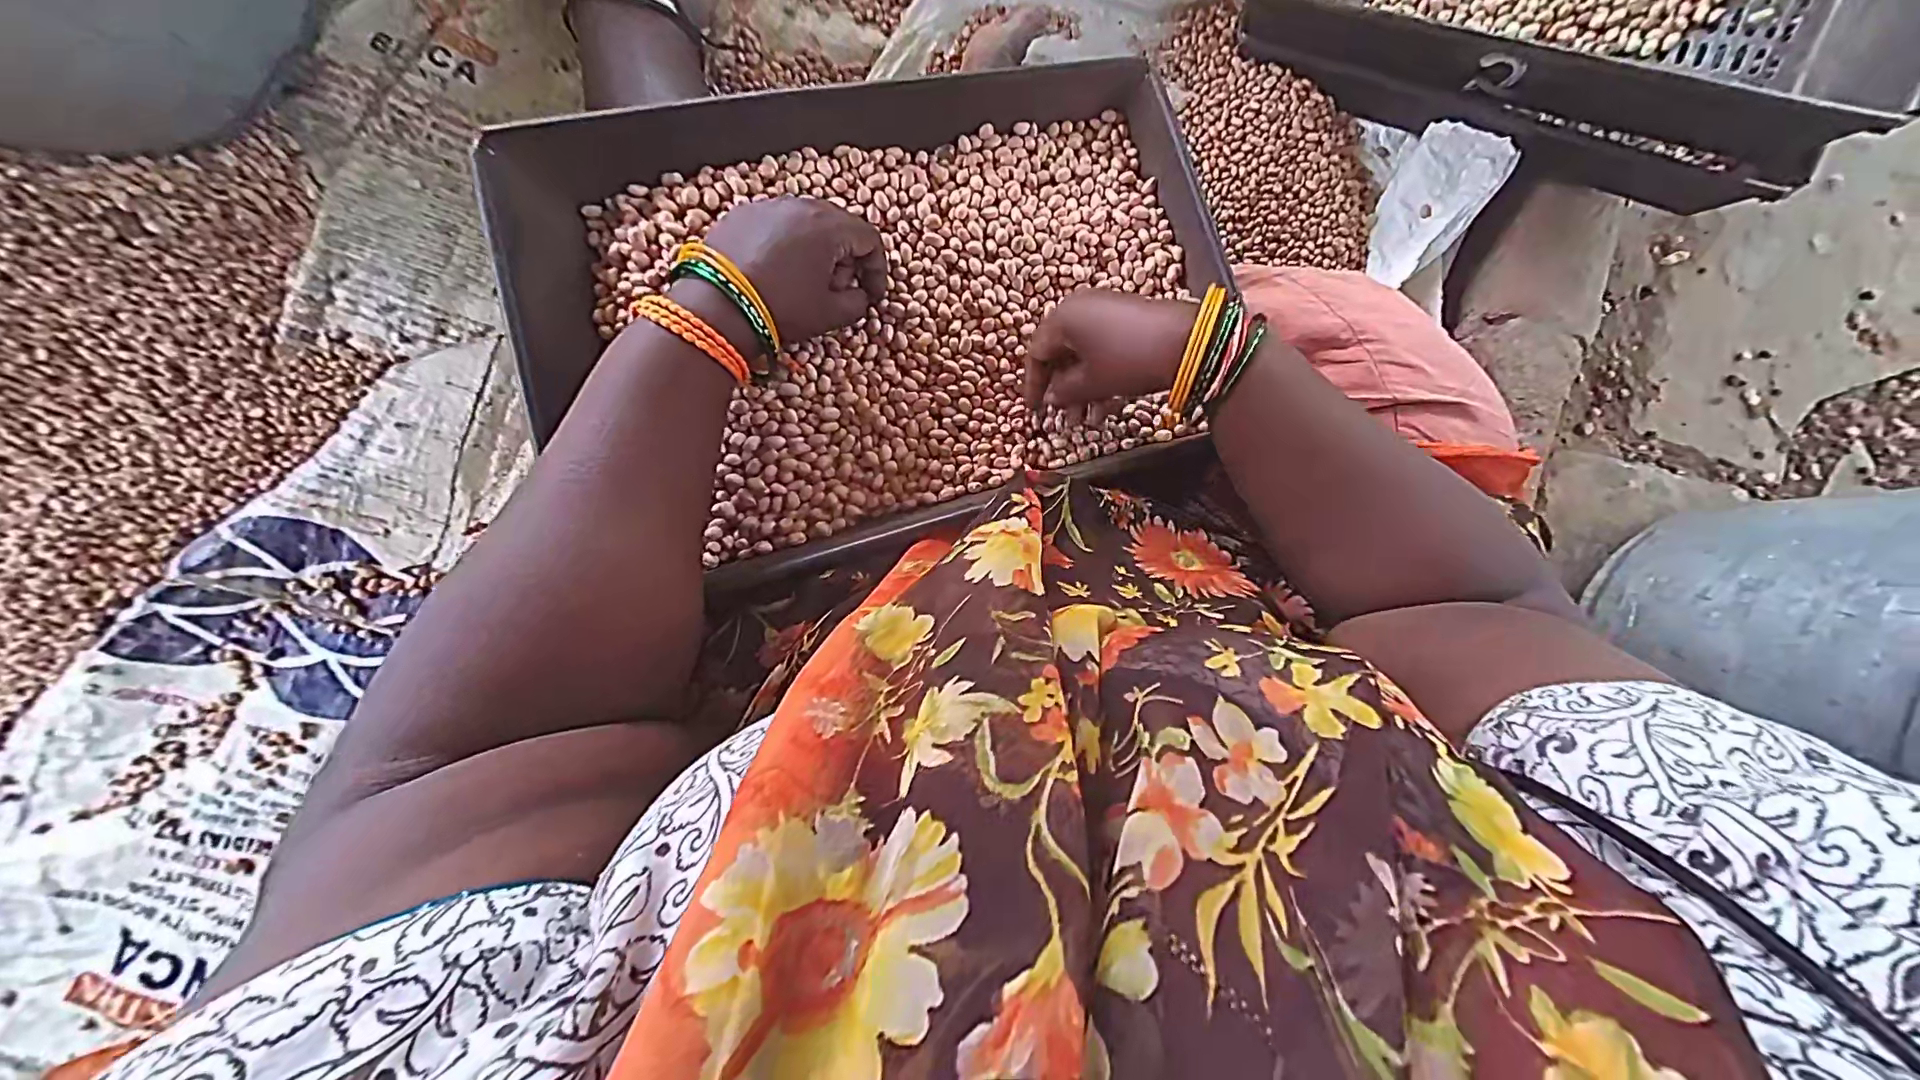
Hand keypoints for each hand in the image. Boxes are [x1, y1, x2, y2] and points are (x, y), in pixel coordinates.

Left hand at [696, 197, 887, 349]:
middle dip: (847, 257)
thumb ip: (857, 303)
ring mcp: (767, 206)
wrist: (718, 306)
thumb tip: (860, 296)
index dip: (877, 270)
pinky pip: (776, 226)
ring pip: (806, 223)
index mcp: (828, 226)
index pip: (869, 239)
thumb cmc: (780, 308)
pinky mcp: (741, 215)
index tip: (872, 293)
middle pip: (839, 225)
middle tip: (842, 288)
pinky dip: (786, 245)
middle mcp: (799, 206)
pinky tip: (779, 272)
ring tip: (808, 282)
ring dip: (817, 250)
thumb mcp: (830, 314)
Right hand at [1023, 289, 1197, 423]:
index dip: (1033, 385)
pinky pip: (1103, 349)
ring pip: (1083, 354)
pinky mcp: (1128, 319)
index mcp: (1063, 317)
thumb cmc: (1129, 360)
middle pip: (1060, 353)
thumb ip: (1063, 392)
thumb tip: (1052, 397)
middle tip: (1063, 418)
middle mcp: (1081, 307)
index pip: (1036, 353)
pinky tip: (1105, 406)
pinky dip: (1099, 375)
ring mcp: (1106, 311)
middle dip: (1061, 390)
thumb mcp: (1090, 383)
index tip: (1035, 409)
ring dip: (1081, 388)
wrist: (1189, 342)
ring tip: (1085, 419)